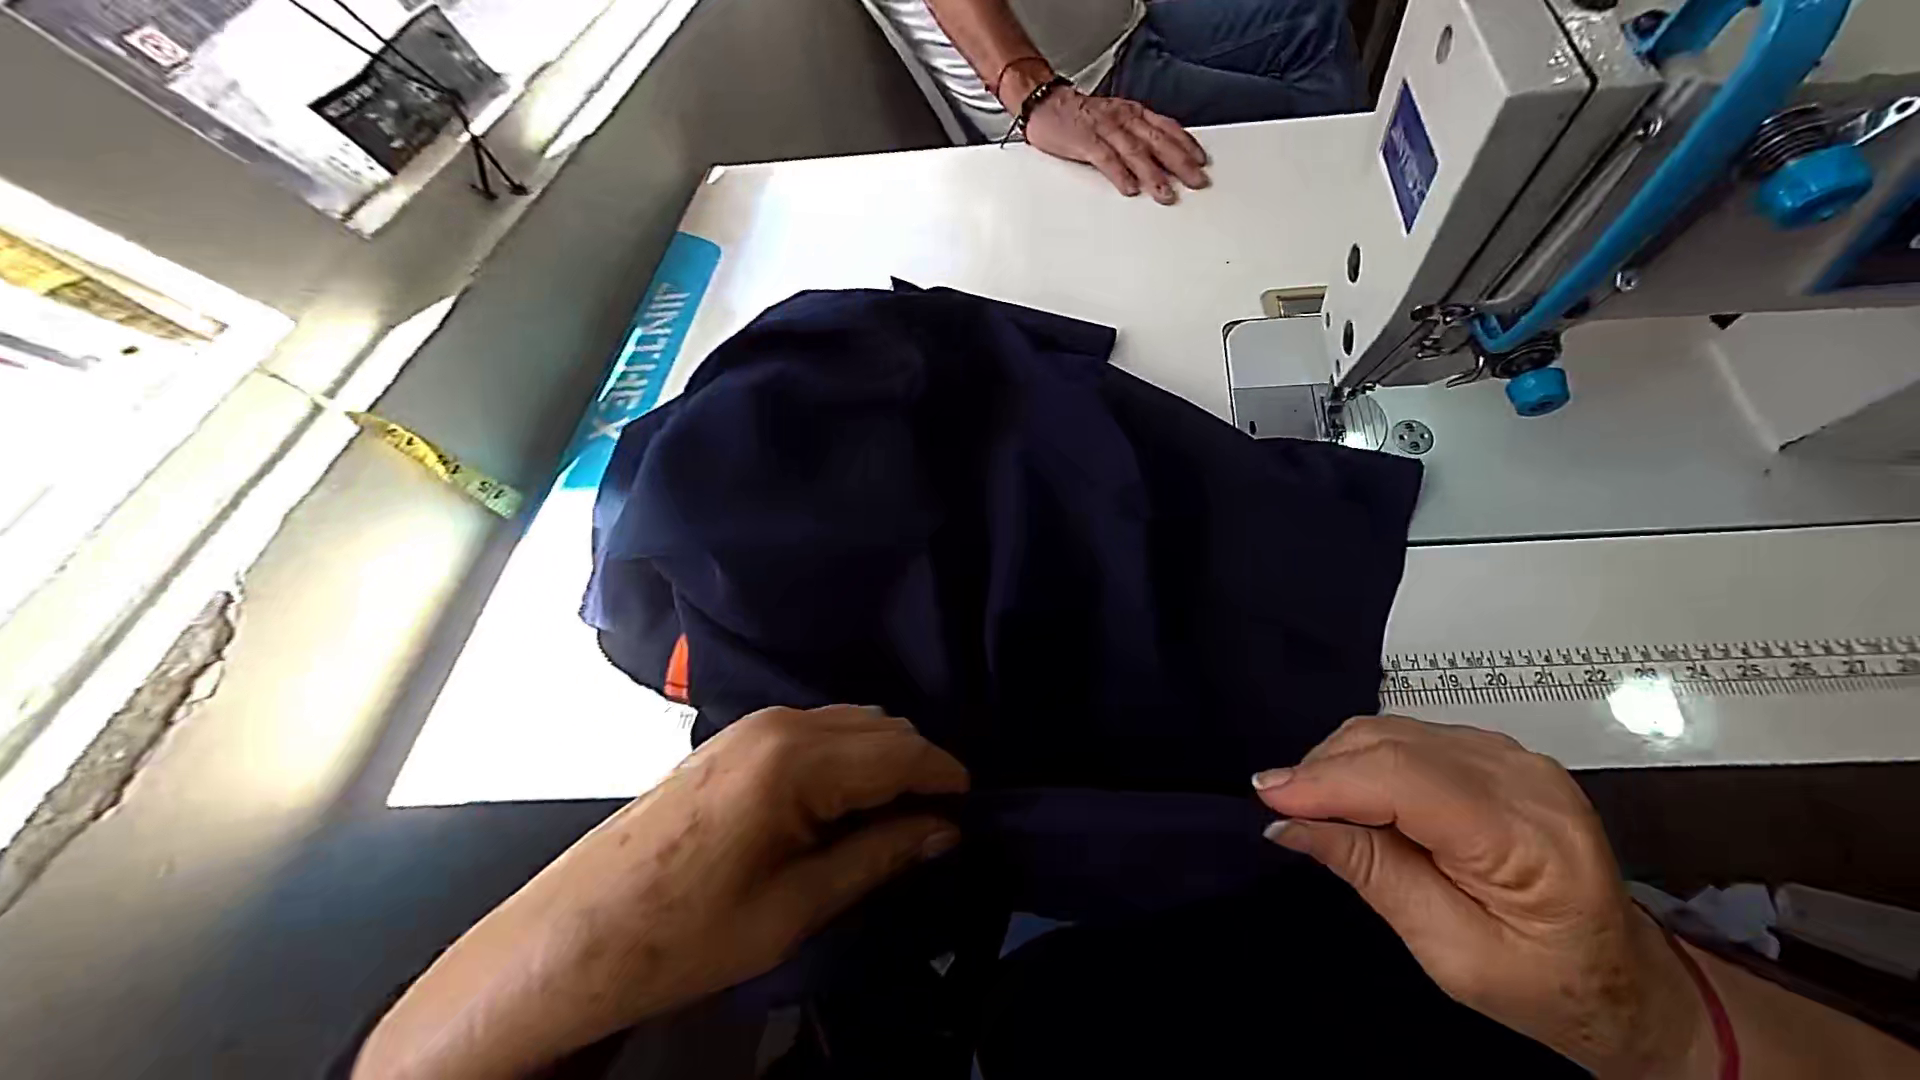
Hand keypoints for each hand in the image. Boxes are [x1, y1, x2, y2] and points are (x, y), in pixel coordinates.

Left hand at [355, 705, 967, 1079]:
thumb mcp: (797, 907)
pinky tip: (847, 802)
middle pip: (883, 727)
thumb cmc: (685, 934)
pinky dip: (850, 756)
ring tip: (898, 818)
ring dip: (886, 760)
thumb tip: (947, 828)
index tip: (976, 811)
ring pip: (853, 723)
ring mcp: (755, 723)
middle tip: (939, 823)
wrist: (570, 935)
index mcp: (796, 760)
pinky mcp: (739, 735)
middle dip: (920, 767)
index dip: (948, 778)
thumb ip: (881, 855)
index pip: (902, 751)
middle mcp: (780, 722)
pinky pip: (820, 729)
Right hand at [1020, 86, 1209, 203]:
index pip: (1167, 128)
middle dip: (1179, 163)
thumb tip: (1158, 157)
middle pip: (1157, 141)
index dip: (1186, 145)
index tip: (1201, 162)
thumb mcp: (1115, 121)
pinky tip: (1130, 188)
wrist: (1046, 104)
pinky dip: (1120, 174)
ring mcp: (1105, 130)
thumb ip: (1135, 136)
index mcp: (1133, 114)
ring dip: (1153, 174)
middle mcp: (1123, 119)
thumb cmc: (1080, 118)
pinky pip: (1106, 159)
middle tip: (1195, 181)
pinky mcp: (1085, 142)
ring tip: (1166, 193)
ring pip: (1135, 152)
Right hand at [1254, 716, 1714, 1077]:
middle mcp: (1524, 778)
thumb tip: (1288, 823)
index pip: (1404, 780)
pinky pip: (1403, 735)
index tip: (1266, 795)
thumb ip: (1371, 873)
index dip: (1326, 781)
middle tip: (1281, 806)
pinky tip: (1353, 794)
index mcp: (1531, 840)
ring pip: (1388, 731)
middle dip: (1322, 771)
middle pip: (1390, 744)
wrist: (1625, 978)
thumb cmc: (1548, 985)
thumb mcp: (1451, 952)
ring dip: (1337, 763)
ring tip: (1316, 807)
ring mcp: (1511, 756)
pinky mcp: (1493, 751)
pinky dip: (1362, 758)